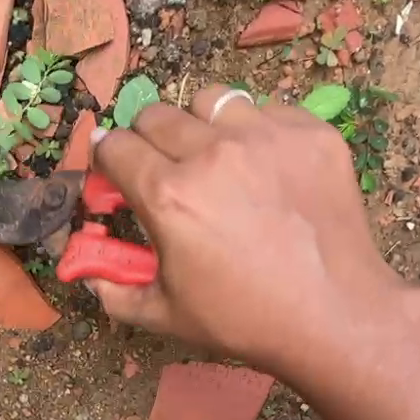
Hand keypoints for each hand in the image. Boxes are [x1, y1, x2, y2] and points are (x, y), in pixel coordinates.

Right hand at [87, 85, 418, 375]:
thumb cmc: (238, 318)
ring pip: (210, 100)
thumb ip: (113, 290)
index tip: (108, 170)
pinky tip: (257, 168)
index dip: (104, 157)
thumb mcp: (161, 315)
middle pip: (156, 115)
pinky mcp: (311, 132)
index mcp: (168, 197)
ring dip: (195, 124)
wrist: (330, 313)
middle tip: (154, 167)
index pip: (115, 146)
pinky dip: (250, 131)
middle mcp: (212, 153)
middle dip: (142, 139)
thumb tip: (89, 272)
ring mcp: (266, 136)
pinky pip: (265, 110)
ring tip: (207, 157)